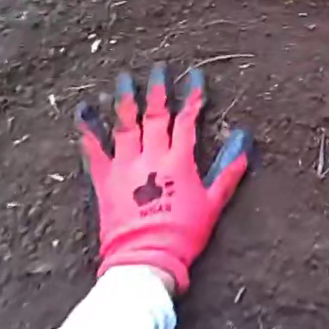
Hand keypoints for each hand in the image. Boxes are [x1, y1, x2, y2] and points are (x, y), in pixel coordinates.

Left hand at [76, 64, 250, 292]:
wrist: (145, 259)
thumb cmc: (184, 232)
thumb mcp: (215, 201)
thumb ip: (229, 169)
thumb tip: (244, 140)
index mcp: (180, 161)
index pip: (187, 121)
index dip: (192, 98)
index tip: (195, 79)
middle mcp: (152, 158)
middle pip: (155, 116)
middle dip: (157, 91)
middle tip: (158, 69)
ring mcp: (126, 168)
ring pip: (125, 126)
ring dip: (124, 100)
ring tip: (124, 79)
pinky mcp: (105, 181)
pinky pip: (95, 151)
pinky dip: (89, 129)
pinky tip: (84, 110)